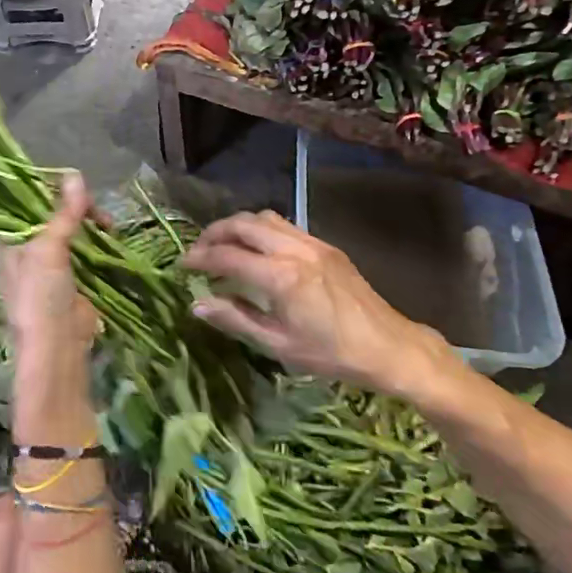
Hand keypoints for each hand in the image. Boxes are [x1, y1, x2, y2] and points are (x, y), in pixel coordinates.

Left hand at [0, 173, 99, 362]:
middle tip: (96, 210)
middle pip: (50, 213)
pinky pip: (84, 248)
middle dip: (74, 207)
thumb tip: (76, 175)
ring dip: (89, 222)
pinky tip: (111, 235)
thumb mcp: (48, 248)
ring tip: (107, 224)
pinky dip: (97, 240)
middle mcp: (25, 247)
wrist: (57, 345)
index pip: (22, 202)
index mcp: (7, 239)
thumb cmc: (40, 295)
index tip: (71, 183)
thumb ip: (64, 213)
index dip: (45, 190)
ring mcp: (49, 262)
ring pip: (70, 229)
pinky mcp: (72, 275)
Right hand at [183, 210, 471, 405]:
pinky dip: (260, 230)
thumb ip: (235, 319)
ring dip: (237, 227)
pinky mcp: (326, 246)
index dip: (199, 258)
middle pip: (242, 225)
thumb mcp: (278, 345)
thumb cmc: (331, 354)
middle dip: (213, 234)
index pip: (227, 256)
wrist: (389, 347)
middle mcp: (294, 251)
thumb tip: (197, 304)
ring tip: (223, 247)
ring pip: (264, 218)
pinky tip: (256, 251)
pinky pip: (284, 226)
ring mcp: (313, 244)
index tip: (182, 266)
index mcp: (280, 277)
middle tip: (198, 252)